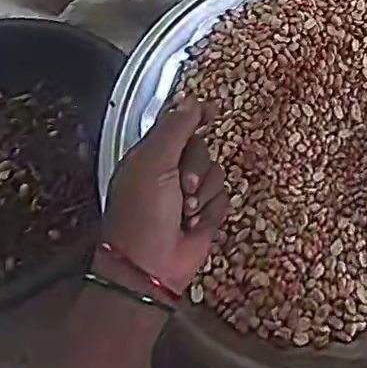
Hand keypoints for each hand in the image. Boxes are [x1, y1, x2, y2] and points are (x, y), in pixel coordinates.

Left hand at [101, 98, 228, 292]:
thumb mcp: (154, 163)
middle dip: (197, 166)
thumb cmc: (143, 213)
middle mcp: (170, 171)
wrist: (150, 267)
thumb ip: (175, 129)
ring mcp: (189, 194)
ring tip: (186, 212)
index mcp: (150, 155)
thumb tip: (190, 101)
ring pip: (216, 173)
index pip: (177, 125)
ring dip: (204, 193)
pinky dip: (211, 211)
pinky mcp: (206, 215)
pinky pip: (223, 199)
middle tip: (183, 186)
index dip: (195, 116)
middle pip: (201, 148)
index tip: (213, 112)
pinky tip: (194, 225)